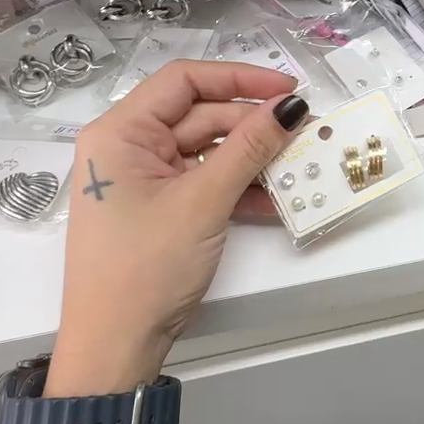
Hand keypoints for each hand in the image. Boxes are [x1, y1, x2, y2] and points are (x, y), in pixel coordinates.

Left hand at [46, 61, 309, 397]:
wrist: (117, 345)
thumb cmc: (147, 266)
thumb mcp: (204, 201)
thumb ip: (250, 148)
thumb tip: (291, 105)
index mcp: (120, 132)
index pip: (185, 81)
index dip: (240, 78)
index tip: (289, 89)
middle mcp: (129, 147)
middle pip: (202, 116)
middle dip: (254, 126)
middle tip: (306, 135)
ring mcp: (146, 179)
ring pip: (210, 151)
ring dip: (253, 159)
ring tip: (298, 167)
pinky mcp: (162, 206)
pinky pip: (207, 181)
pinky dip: (240, 187)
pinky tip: (276, 200)